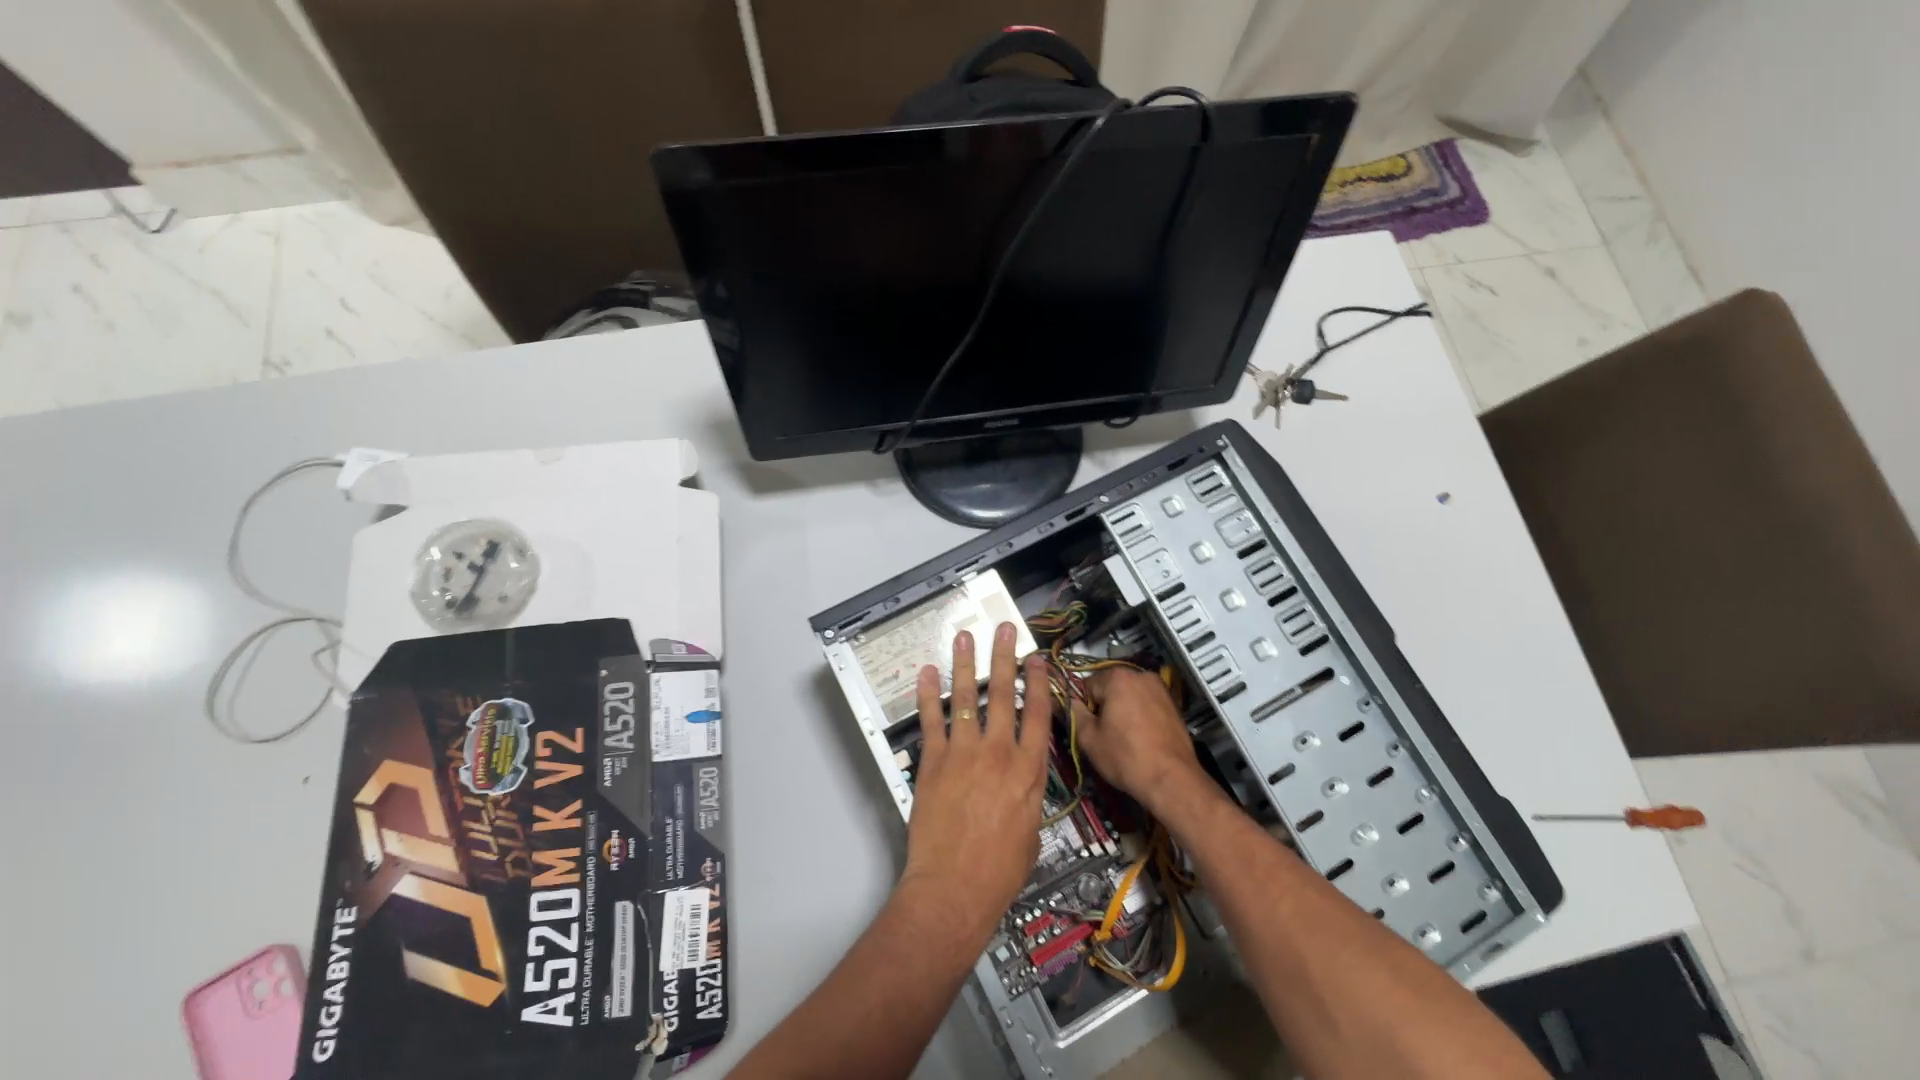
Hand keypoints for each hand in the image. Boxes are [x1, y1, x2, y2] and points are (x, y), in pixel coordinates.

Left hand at [901, 624, 1052, 935]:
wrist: (956, 886)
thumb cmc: (999, 870)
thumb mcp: (1031, 832)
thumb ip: (1027, 799)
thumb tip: (1021, 789)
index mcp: (1029, 771)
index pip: (1038, 714)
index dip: (1037, 682)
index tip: (1036, 659)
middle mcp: (998, 753)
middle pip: (1003, 694)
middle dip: (1003, 657)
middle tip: (1003, 630)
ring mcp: (963, 755)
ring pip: (966, 699)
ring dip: (965, 665)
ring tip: (964, 638)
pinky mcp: (933, 763)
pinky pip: (931, 721)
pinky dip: (928, 695)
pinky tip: (927, 674)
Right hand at [1079, 668, 1210, 812]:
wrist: (1172, 778)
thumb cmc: (1125, 757)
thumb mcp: (1089, 738)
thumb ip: (1074, 713)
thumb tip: (1068, 701)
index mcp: (1118, 677)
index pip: (1087, 685)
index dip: (1084, 707)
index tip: (1089, 728)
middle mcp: (1141, 674)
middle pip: (1110, 688)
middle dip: (1104, 707)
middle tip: (1105, 735)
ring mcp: (1161, 688)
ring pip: (1129, 696)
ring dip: (1123, 710)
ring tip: (1124, 738)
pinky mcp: (1173, 703)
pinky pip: (1146, 704)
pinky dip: (1140, 715)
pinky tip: (1141, 737)